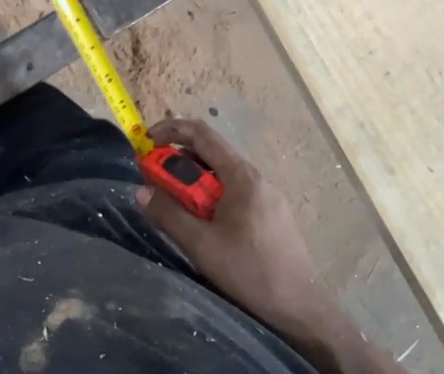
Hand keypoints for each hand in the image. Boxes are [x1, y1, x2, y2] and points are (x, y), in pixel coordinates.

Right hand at [135, 118, 323, 325]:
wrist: (302, 311)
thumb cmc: (251, 272)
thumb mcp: (201, 245)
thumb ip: (168, 214)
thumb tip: (141, 190)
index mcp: (242, 176)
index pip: (201, 133)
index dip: (169, 131)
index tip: (146, 145)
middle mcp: (257, 178)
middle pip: (210, 154)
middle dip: (178, 163)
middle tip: (156, 185)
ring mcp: (267, 197)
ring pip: (221, 176)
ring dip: (194, 184)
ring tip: (177, 209)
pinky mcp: (272, 216)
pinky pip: (234, 193)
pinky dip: (211, 198)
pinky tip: (205, 226)